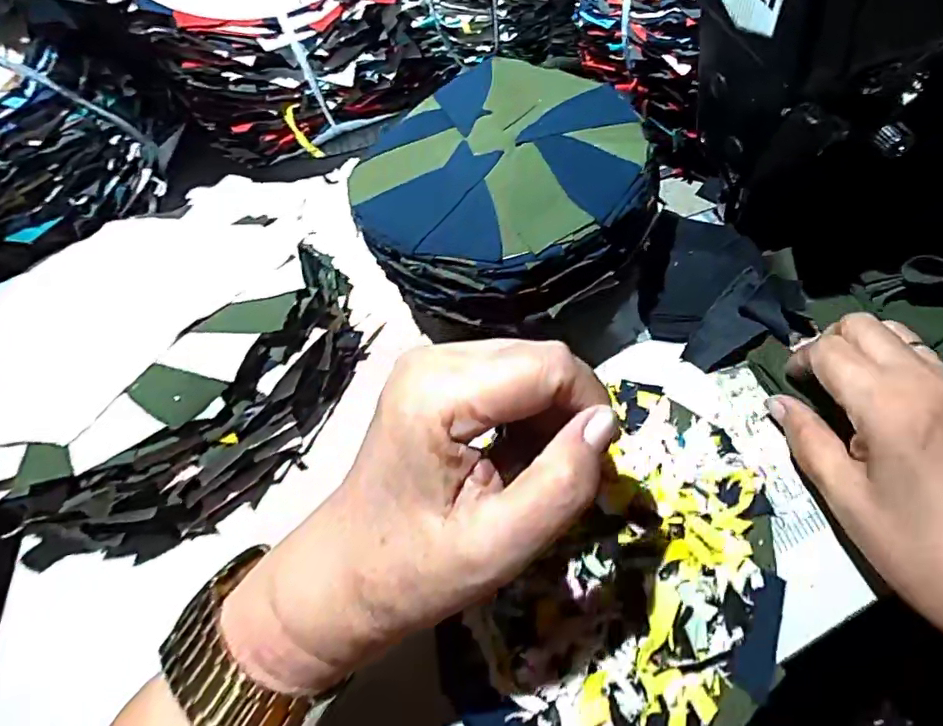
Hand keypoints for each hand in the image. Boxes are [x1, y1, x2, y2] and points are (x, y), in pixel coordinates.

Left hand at [218, 340, 620, 694]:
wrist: (335, 584)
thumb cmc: (409, 574)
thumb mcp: (496, 547)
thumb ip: (560, 483)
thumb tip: (606, 423)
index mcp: (438, 392)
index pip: (551, 367)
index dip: (589, 407)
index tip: (594, 461)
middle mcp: (437, 358)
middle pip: (546, 359)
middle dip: (574, 410)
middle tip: (571, 468)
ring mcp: (436, 359)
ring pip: (538, 362)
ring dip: (557, 411)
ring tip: (543, 464)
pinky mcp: (442, 370)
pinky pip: (518, 371)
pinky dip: (535, 409)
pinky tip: (521, 450)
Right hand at [769, 316, 942, 725]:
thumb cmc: (921, 551)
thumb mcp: (851, 504)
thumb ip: (809, 443)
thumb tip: (778, 405)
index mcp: (886, 401)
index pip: (829, 349)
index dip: (801, 358)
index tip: (789, 382)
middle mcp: (919, 375)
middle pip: (861, 323)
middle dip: (829, 341)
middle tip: (813, 379)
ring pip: (894, 329)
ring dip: (862, 344)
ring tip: (846, 384)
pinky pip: (920, 351)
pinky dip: (892, 355)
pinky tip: (884, 396)